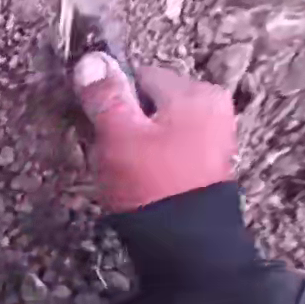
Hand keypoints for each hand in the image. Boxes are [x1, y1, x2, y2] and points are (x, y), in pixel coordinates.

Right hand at [74, 51, 236, 211]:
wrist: (184, 243)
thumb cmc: (151, 184)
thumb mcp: (118, 135)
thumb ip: (105, 96)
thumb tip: (90, 60)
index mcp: (195, 93)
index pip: (139, 75)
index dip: (112, 99)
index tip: (98, 125)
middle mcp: (213, 108)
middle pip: (149, 102)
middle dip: (124, 123)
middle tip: (111, 153)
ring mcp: (213, 138)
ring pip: (157, 127)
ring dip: (135, 144)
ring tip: (125, 171)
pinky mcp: (206, 165)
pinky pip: (169, 149)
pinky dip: (151, 160)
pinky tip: (140, 181)